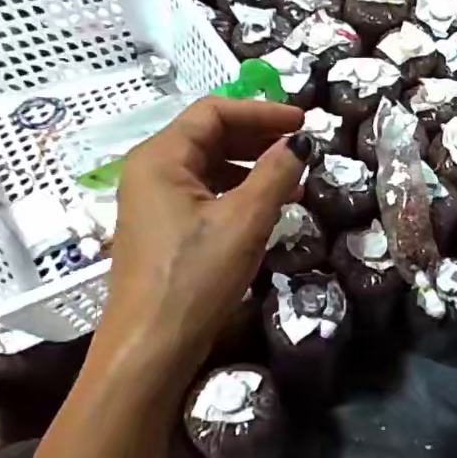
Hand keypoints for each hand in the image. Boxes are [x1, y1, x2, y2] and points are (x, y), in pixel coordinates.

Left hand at [100, 97, 304, 367]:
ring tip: (294, 181)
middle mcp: (152, 172)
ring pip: (210, 167)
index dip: (261, 112)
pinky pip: (207, 193)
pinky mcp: (166, 229)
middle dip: (258, 137)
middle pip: (210, 136)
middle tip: (302, 147)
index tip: (304, 122)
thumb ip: (275, 175)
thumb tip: (301, 143)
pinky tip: (269, 208)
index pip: (213, 112)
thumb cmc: (196, 276)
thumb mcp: (244, 221)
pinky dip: (240, 192)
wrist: (152, 345)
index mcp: (161, 158)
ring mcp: (156, 202)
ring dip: (253, 166)